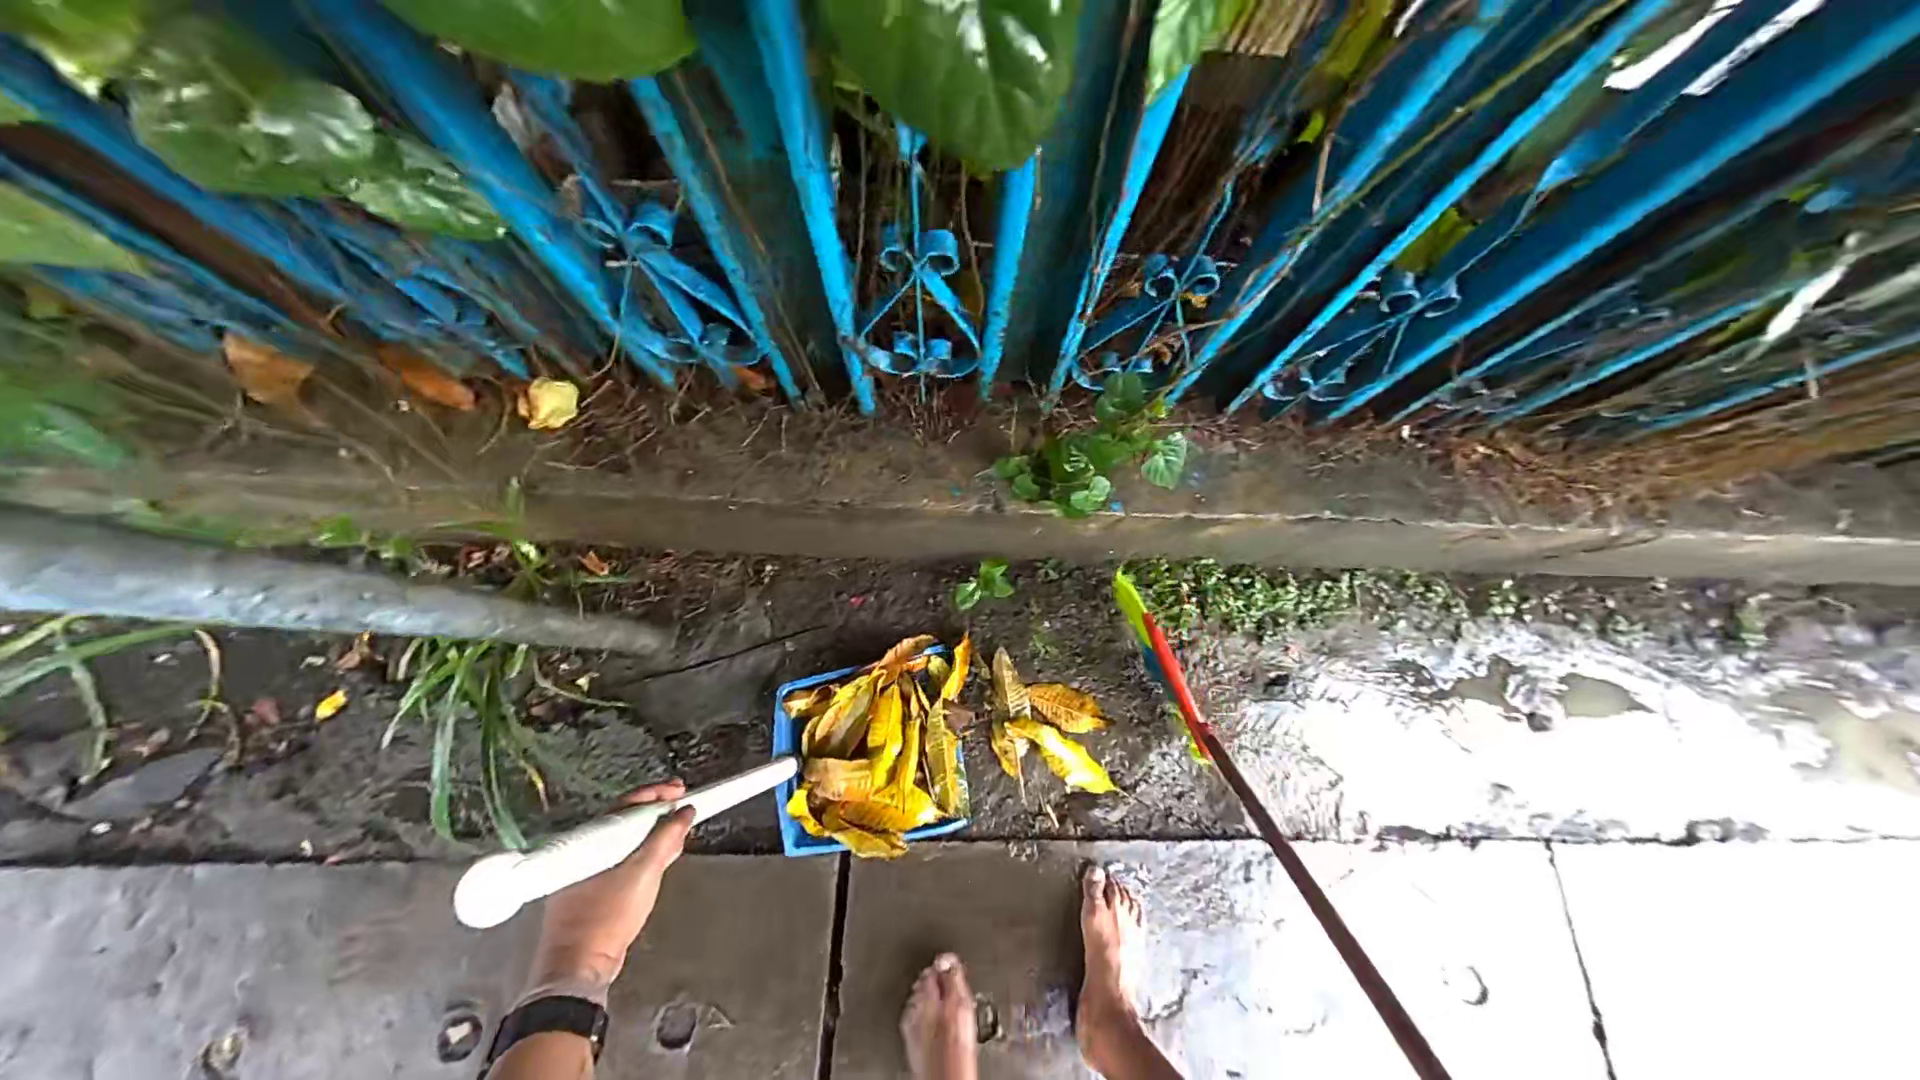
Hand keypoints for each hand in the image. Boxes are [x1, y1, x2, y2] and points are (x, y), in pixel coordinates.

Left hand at [525, 780, 694, 996]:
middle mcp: (585, 850)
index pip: (629, 804)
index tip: (681, 790)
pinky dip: (644, 852)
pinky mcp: (592, 888)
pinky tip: (661, 856)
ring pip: (626, 840)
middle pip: (627, 820)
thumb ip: (667, 838)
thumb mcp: (645, 871)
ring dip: (654, 833)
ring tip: (678, 829)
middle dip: (658, 812)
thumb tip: (685, 813)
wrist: (578, 967)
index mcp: (591, 839)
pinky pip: (622, 858)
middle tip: (683, 806)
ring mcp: (587, 870)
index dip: (658, 793)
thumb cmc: (606, 918)